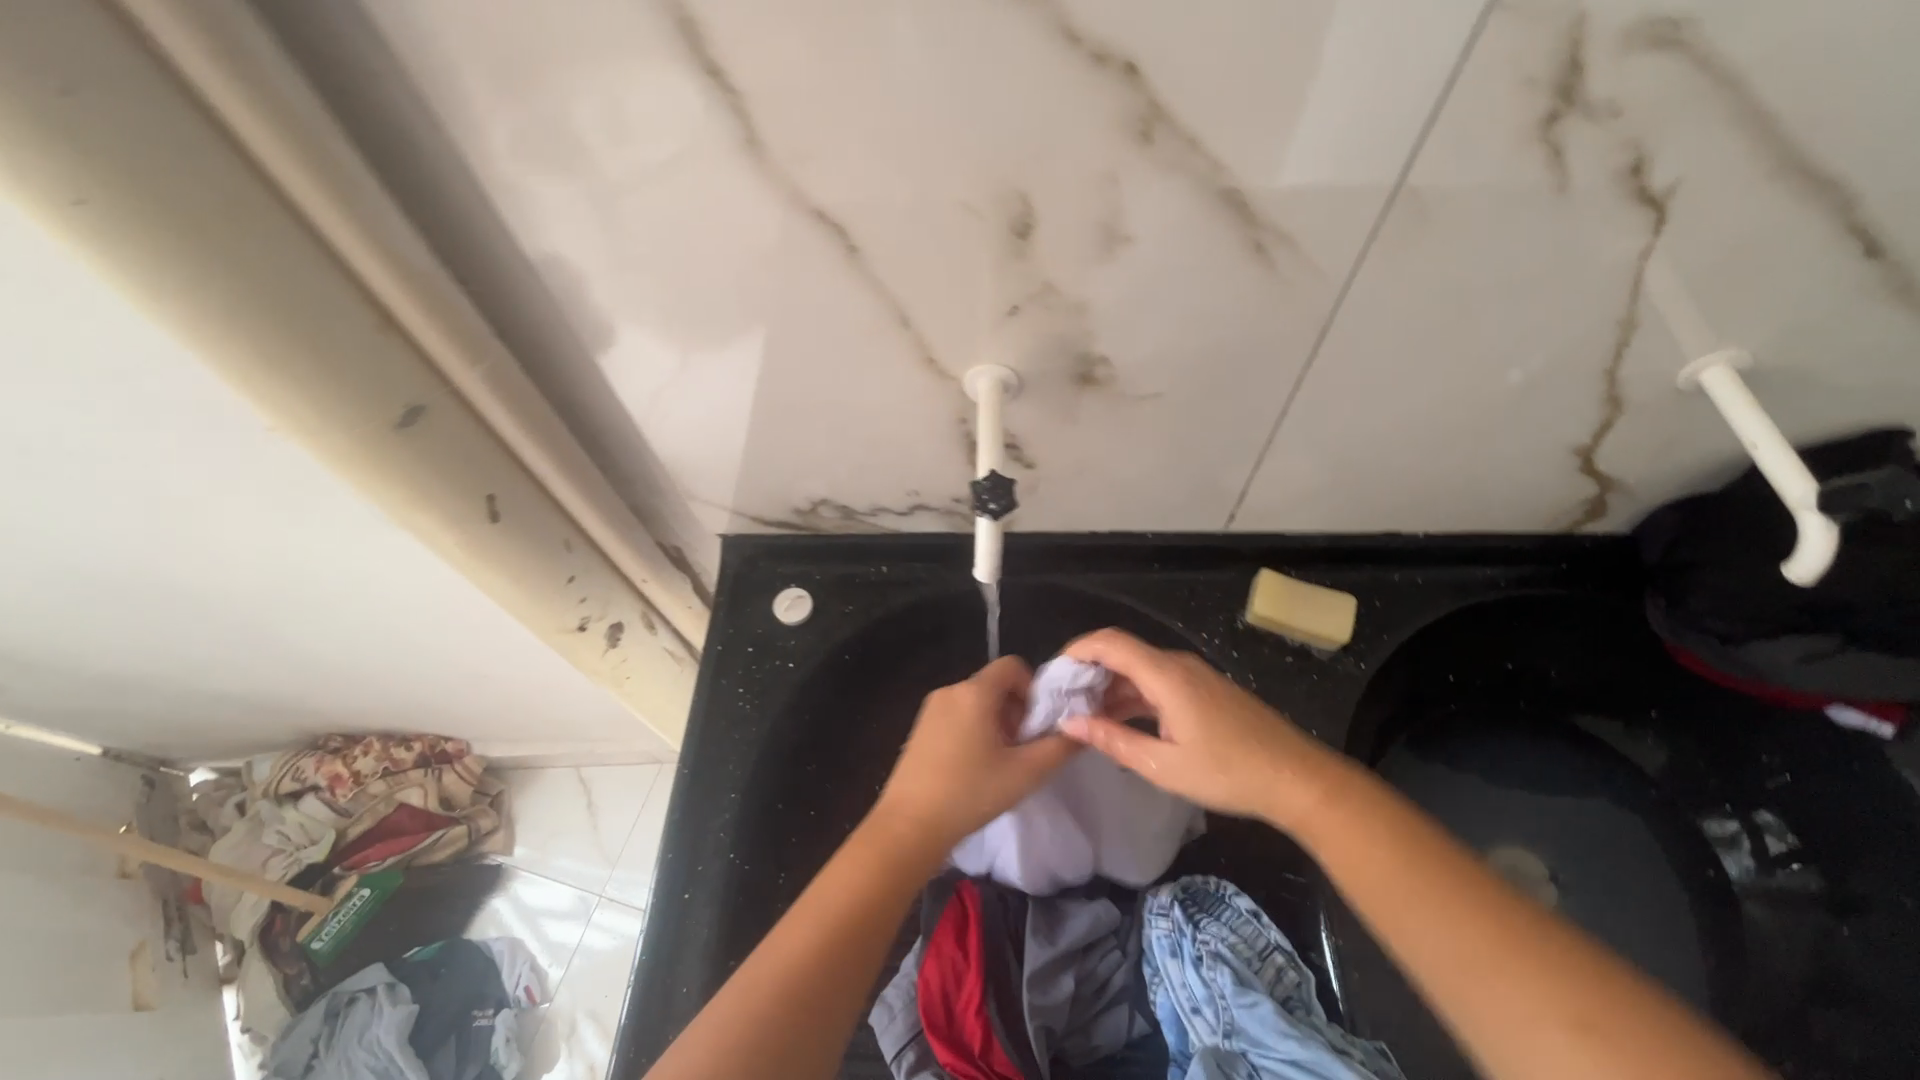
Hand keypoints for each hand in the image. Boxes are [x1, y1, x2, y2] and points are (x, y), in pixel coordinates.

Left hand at [868, 656, 1078, 855]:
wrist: (909, 826)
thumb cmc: (970, 793)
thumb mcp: (1026, 772)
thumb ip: (1060, 747)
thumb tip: (1080, 730)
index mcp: (974, 692)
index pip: (1012, 665)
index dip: (1033, 688)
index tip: (1037, 724)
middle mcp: (950, 691)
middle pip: (994, 685)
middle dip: (1016, 710)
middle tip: (1022, 748)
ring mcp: (930, 709)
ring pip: (975, 702)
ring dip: (996, 723)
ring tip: (1000, 762)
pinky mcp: (919, 729)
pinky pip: (956, 716)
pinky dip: (973, 731)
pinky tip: (974, 768)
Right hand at [1057, 628, 1349, 827]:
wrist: (1297, 779)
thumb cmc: (1228, 773)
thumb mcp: (1163, 765)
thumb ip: (1113, 740)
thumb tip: (1070, 723)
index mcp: (1167, 676)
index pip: (1110, 642)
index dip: (1077, 650)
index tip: (1052, 675)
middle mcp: (1179, 666)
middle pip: (1123, 653)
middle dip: (1088, 672)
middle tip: (1061, 701)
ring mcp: (1196, 677)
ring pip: (1141, 669)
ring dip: (1111, 686)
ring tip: (1084, 715)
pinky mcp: (1206, 691)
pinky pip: (1159, 681)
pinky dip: (1134, 695)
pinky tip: (1121, 721)